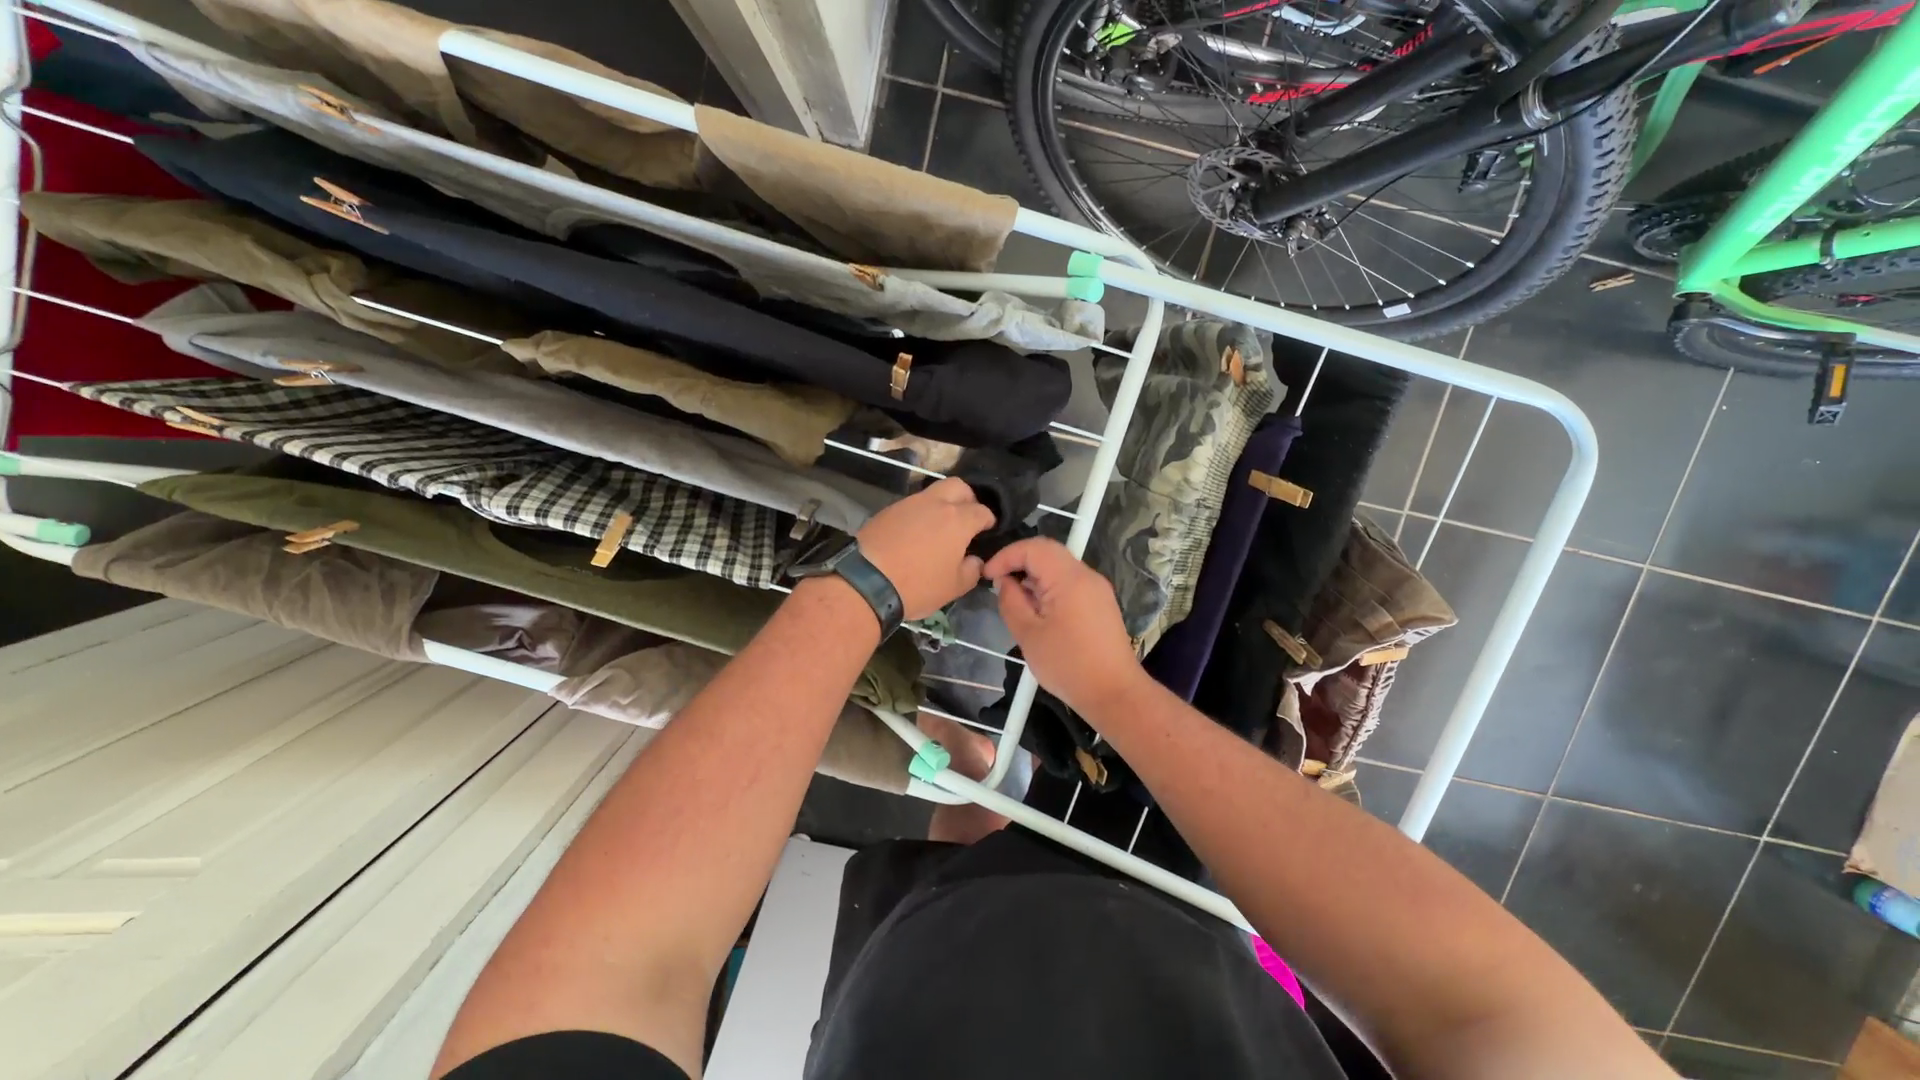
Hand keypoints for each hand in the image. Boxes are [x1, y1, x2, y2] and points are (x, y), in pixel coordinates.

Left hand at [856, 477, 995, 619]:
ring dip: (940, 505)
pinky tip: (915, 534)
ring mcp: (908, 504)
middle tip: (965, 519)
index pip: (982, 510)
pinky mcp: (887, 511)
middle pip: (958, 486)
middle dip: (967, 499)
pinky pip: (911, 506)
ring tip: (938, 528)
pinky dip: (918, 515)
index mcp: (957, 519)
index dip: (988, 520)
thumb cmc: (918, 585)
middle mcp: (934, 503)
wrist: (865, 582)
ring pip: (932, 493)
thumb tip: (974, 560)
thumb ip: (971, 571)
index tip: (987, 529)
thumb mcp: (954, 587)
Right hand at [983, 538, 1144, 715]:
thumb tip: (1005, 582)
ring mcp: (1097, 589)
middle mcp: (1087, 576)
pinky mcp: (1101, 603)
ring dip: (1035, 576)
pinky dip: (1050, 587)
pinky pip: (1071, 583)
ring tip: (1016, 601)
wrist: (1114, 692)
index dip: (1006, 556)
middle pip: (1049, 553)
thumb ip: (1011, 601)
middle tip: (999, 584)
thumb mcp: (1028, 635)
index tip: (988, 576)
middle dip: (1020, 563)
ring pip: (1060, 567)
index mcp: (1069, 578)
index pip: (1034, 547)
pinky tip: (1039, 611)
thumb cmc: (1067, 665)